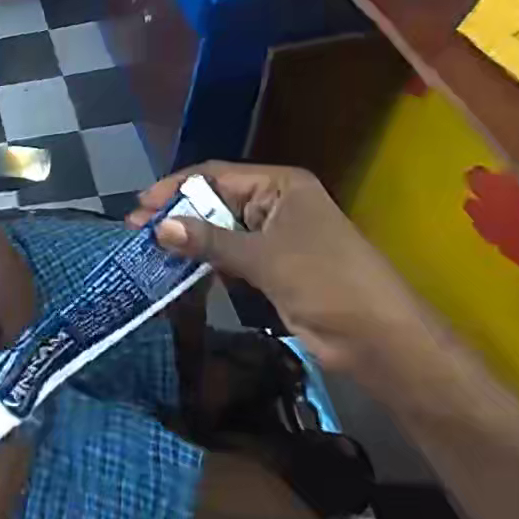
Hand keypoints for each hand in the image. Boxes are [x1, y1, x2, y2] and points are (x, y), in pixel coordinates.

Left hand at [0, 208, 36, 349]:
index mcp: (18, 327)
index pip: (6, 345)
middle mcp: (31, 312)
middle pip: (16, 327)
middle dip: (1, 328)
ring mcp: (31, 290)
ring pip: (18, 307)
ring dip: (6, 309)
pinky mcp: (27, 272)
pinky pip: (17, 290)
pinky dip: (7, 292)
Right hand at [129, 163, 438, 377]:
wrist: (382, 343)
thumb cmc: (327, 283)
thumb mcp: (264, 257)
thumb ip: (209, 240)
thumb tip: (158, 227)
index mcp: (280, 186)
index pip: (215, 176)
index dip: (176, 188)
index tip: (140, 205)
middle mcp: (274, 204)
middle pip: (213, 201)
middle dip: (175, 213)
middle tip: (136, 229)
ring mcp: (272, 237)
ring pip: (217, 230)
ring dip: (185, 238)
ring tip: (146, 248)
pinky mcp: (270, 268)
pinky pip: (227, 256)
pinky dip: (202, 260)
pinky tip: (174, 267)